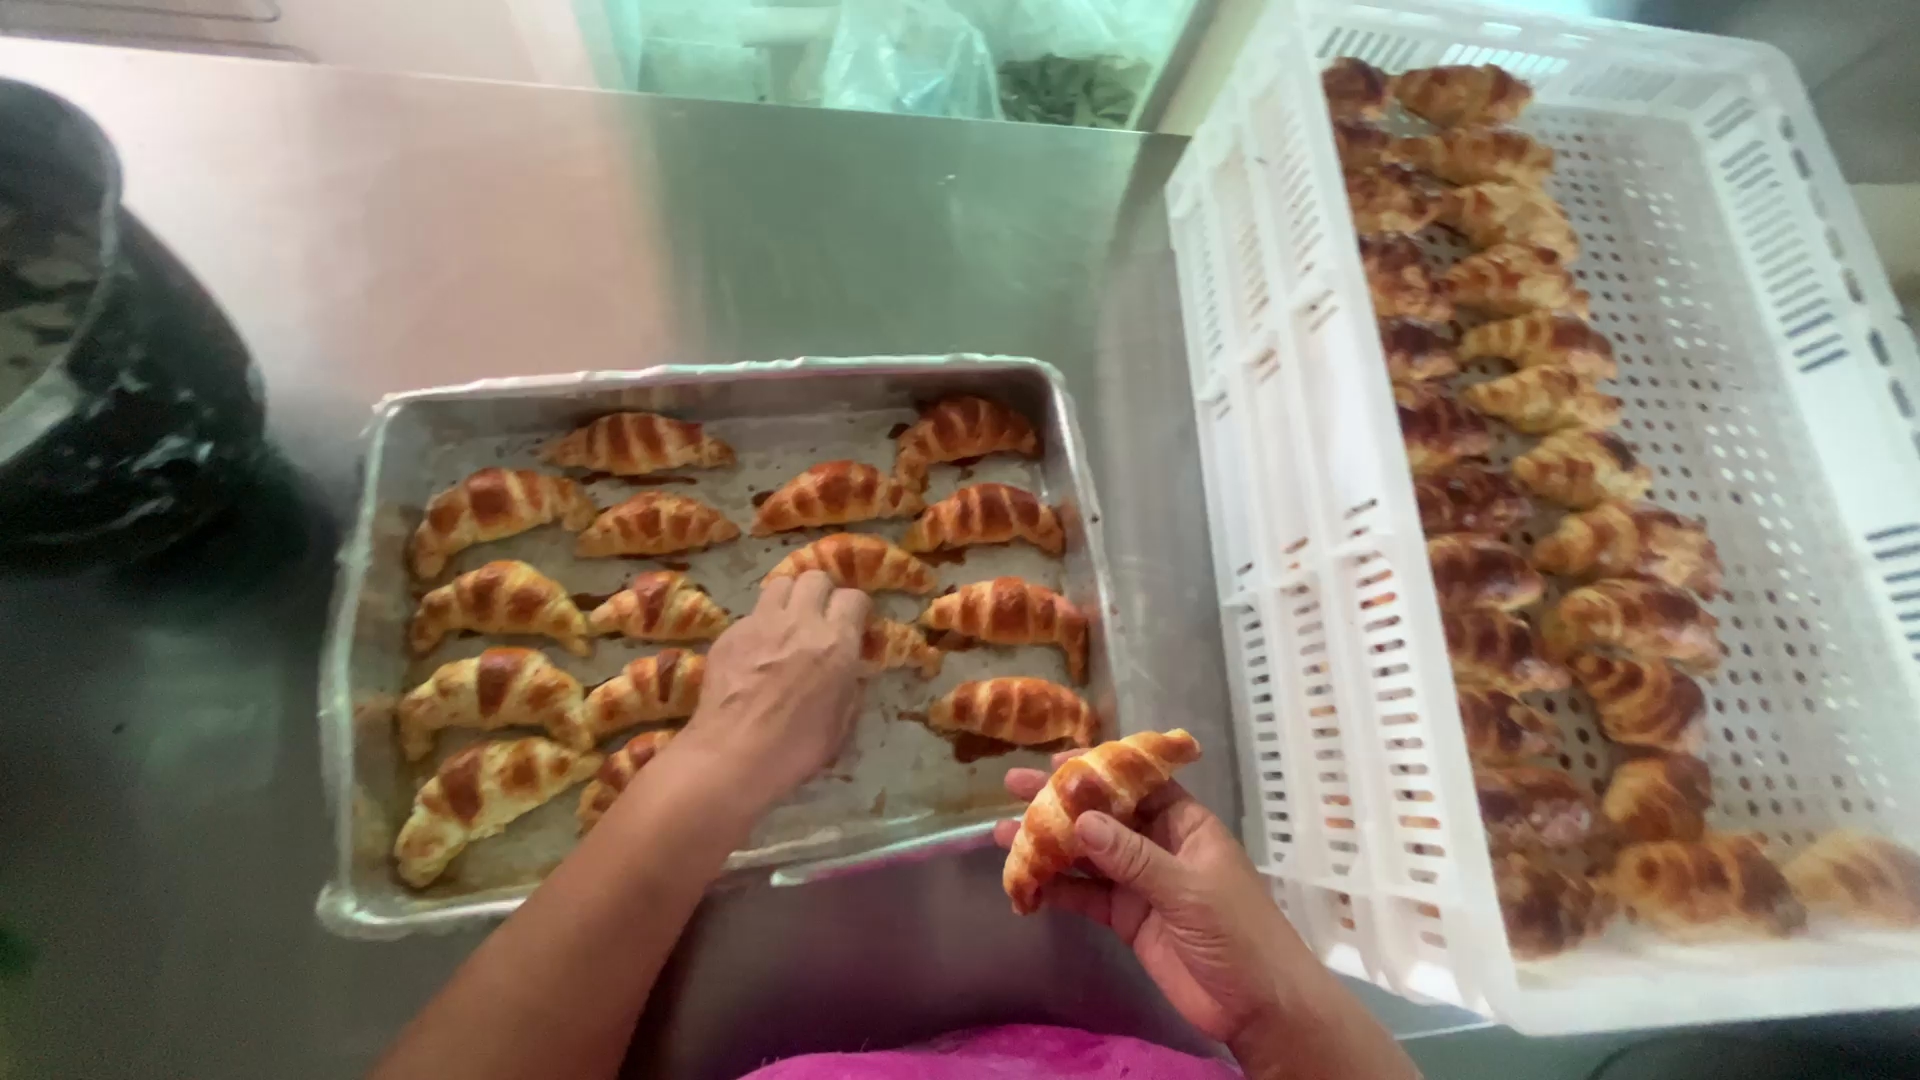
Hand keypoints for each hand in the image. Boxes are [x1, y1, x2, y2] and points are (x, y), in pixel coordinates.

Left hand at [666, 571, 869, 808]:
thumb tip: (850, 670)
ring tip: (788, 621)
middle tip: (820, 617)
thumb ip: (851, 686)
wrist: (731, 754)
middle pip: (815, 577)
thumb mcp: (842, 722)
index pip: (854, 598)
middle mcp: (800, 621)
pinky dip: (760, 624)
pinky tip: (756, 650)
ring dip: (790, 598)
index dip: (856, 609)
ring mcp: (760, 623)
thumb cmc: (796, 747)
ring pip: (780, 584)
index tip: (854, 625)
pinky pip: (751, 613)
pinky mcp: (729, 633)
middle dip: (822, 593)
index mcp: (836, 642)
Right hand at [992, 757, 1290, 1041]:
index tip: (1055, 761)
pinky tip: (1026, 884)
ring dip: (1048, 844)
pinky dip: (1057, 890)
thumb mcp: (1188, 889)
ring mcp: (1138, 880)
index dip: (1097, 769)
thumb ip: (1133, 857)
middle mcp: (1156, 843)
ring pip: (1086, 853)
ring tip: (1003, 834)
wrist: (1259, 1008)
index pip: (1135, 783)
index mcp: (1183, 823)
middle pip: (1102, 814)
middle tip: (1012, 787)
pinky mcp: (1125, 916)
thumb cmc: (1238, 933)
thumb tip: (1080, 821)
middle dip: (1059, 802)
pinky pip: (1085, 895)